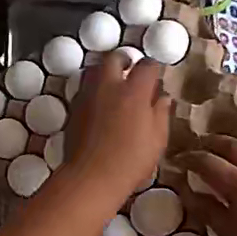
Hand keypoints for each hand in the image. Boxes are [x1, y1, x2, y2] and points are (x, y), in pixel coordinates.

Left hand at [55, 51, 172, 205]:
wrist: (91, 177)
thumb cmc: (130, 161)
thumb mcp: (157, 139)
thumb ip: (161, 114)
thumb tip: (163, 98)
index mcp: (134, 92)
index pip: (147, 65)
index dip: (153, 67)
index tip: (156, 74)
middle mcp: (108, 87)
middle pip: (114, 58)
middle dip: (124, 59)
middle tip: (131, 68)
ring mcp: (87, 96)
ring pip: (93, 70)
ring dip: (105, 71)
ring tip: (113, 83)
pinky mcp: (73, 110)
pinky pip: (83, 89)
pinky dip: (92, 89)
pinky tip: (99, 103)